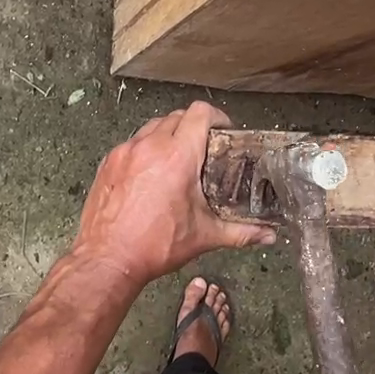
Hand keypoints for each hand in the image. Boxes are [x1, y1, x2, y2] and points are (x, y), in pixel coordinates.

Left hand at [69, 101, 274, 286]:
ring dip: (169, 135)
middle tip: (205, 149)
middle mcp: (149, 146)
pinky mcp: (109, 162)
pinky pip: (132, 143)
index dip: (217, 117)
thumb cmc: (153, 246)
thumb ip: (241, 232)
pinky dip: (146, 149)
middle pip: (178, 116)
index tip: (224, 131)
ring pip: (153, 127)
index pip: (201, 113)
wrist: (107, 259)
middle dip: (194, 127)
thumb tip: (267, 235)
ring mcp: (125, 152)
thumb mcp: (205, 236)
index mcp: (177, 157)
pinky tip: (152, 173)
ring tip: (179, 159)